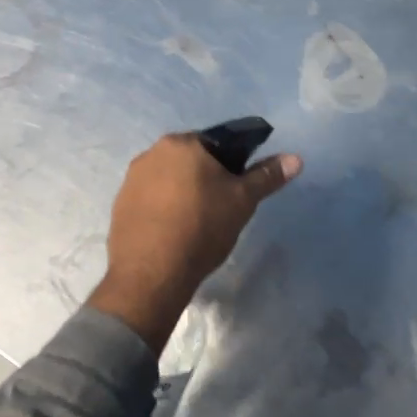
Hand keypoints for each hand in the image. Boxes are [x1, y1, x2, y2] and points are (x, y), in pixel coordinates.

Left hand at [87, 133, 301, 353]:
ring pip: (170, 179)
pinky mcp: (120, 205)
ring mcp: (131, 179)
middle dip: (207, 178)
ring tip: (197, 223)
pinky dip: (164, 208)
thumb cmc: (202, 229)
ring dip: (184, 192)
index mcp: (183, 143)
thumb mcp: (242, 202)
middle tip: (222, 207)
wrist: (152, 274)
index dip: (235, 164)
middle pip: (192, 160)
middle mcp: (152, 152)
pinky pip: (151, 198)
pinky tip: (174, 232)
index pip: (219, 143)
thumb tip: (296, 158)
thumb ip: (267, 176)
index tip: (239, 189)